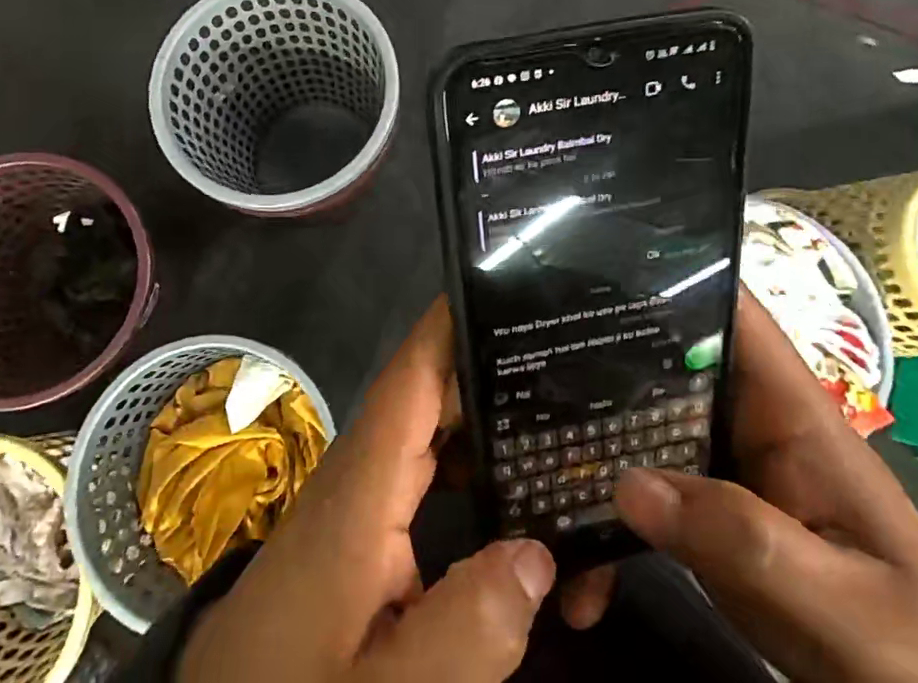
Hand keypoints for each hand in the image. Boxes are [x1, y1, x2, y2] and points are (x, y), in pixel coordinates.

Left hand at [178, 298, 555, 682]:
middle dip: (489, 373)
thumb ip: (462, 633)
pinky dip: (468, 473)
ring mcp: (355, 506)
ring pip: (428, 440)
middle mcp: (357, 481)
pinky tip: (514, 499)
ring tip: (556, 422)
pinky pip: (421, 480)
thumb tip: (537, 555)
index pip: (406, 384)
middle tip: (562, 358)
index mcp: (359, 494)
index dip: (445, 329)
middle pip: (427, 402)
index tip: (492, 284)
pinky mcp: (358, 534)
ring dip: (485, 426)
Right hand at [560, 286, 917, 682]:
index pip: (736, 317)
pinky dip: (602, 523)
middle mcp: (749, 427)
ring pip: (641, 429)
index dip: (676, 277)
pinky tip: (570, 564)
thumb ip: (746, 539)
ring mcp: (723, 471)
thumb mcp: (839, 601)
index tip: (595, 264)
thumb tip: (627, 484)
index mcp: (792, 416)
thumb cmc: (905, 650)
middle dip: (600, 358)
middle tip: (521, 354)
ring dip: (588, 444)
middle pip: (668, 365)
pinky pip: (640, 496)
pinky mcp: (703, 515)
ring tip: (518, 451)